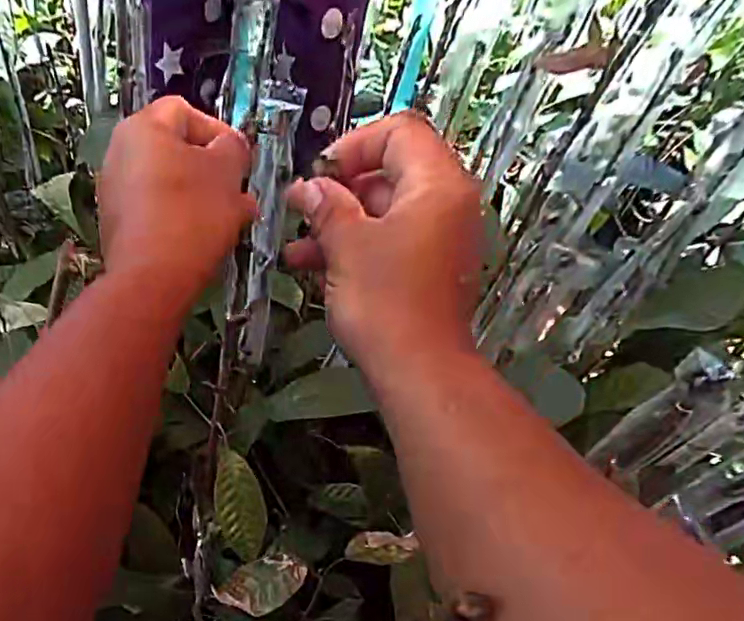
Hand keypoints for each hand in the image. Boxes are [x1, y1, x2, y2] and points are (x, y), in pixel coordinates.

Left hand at [98, 96, 255, 302]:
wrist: (150, 282)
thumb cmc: (190, 214)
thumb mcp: (227, 171)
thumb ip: (233, 149)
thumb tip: (230, 149)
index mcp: (139, 129)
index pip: (184, 113)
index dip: (218, 133)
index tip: (239, 160)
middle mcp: (117, 159)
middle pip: (174, 154)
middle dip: (211, 173)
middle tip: (237, 193)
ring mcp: (112, 199)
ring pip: (166, 189)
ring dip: (199, 201)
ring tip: (227, 222)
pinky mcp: (114, 234)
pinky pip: (153, 217)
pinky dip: (177, 223)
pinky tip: (201, 242)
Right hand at [283, 112, 483, 366]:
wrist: (416, 365)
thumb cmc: (385, 302)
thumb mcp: (347, 247)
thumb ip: (327, 208)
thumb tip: (309, 187)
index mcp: (436, 183)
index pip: (398, 132)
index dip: (351, 147)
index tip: (315, 177)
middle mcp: (446, 202)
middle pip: (389, 173)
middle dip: (338, 192)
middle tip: (300, 213)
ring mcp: (439, 237)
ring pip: (384, 213)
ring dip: (338, 225)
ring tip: (297, 250)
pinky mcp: (426, 269)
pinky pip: (389, 242)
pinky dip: (355, 248)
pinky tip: (318, 269)